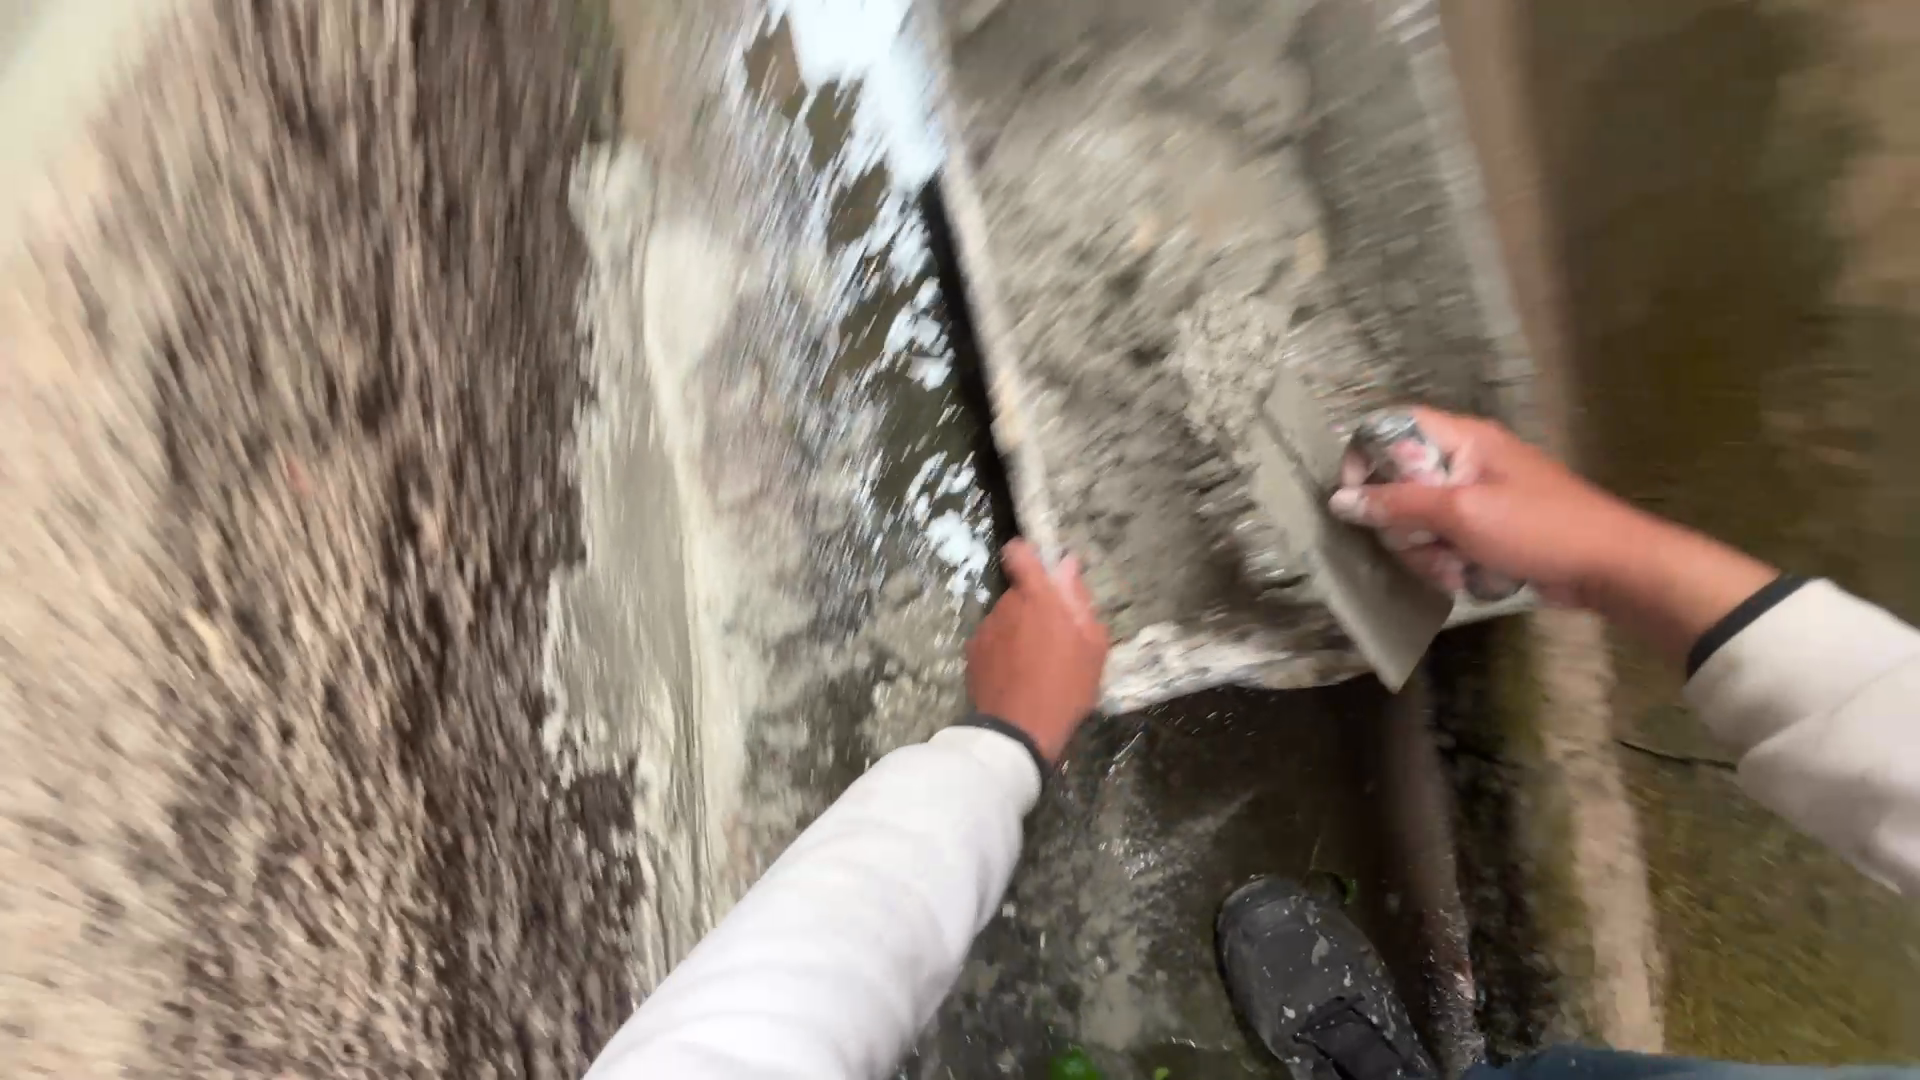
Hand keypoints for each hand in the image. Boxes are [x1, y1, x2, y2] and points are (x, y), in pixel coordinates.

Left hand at [966, 539, 1108, 763]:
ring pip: (1005, 617)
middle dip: (1034, 606)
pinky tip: (1015, 674)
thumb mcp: (1092, 646)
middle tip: (1054, 637)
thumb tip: (1068, 567)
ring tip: (1035, 663)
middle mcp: (1006, 604)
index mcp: (1038, 597)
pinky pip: (992, 639)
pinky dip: (1002, 649)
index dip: (1028, 554)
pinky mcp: (971, 652)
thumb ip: (1079, 600)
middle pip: (1019, 592)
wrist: (1020, 731)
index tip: (1040, 568)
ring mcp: (985, 628)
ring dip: (1018, 629)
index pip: (1022, 554)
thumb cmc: (1066, 687)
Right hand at [1327, 407, 1644, 605]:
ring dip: (1422, 550)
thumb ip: (1396, 504)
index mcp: (1464, 440)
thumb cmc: (1539, 529)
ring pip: (1414, 519)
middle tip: (1421, 543)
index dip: (1365, 456)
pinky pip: (1439, 539)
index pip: (1392, 427)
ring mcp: (1474, 496)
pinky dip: (1443, 560)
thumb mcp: (1461, 513)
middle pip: (1397, 483)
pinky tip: (1463, 575)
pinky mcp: (1482, 528)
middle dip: (1400, 523)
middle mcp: (1464, 461)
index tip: (1356, 495)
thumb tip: (1339, 500)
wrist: (1614, 571)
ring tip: (1451, 569)